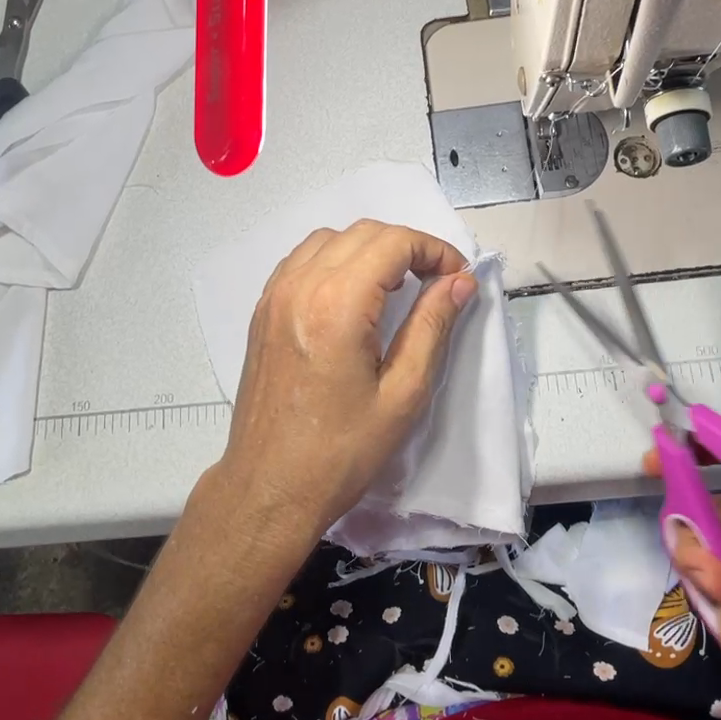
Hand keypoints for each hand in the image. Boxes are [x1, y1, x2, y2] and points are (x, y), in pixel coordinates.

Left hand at [218, 221, 476, 534]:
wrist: (269, 487)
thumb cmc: (341, 452)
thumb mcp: (403, 393)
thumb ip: (432, 327)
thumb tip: (458, 283)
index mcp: (338, 304)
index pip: (393, 242)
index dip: (434, 250)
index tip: (457, 277)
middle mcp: (300, 287)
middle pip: (363, 232)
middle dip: (406, 247)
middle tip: (435, 283)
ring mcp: (274, 297)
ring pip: (329, 239)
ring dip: (369, 250)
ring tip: (396, 288)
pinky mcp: (262, 312)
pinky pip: (301, 261)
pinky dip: (334, 260)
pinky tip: (353, 296)